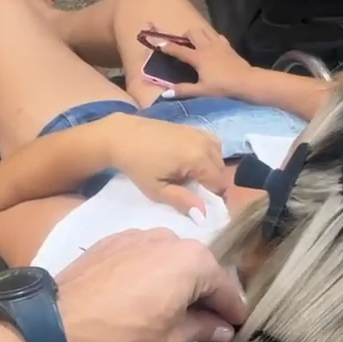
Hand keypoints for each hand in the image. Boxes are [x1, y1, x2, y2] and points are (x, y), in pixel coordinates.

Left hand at [54, 228, 247, 341]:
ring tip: (172, 316)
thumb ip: (202, 328)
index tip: (237, 330)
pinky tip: (144, 300)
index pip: (225, 288)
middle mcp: (170, 238)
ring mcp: (139, 236)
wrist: (58, 322)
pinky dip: (152, 277)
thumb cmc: (122, 335)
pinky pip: (145, 259)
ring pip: (172, 263)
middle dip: (206, 300)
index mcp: (193, 260)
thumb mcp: (170, 340)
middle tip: (205, 331)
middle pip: (200, 271)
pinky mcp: (113, 242)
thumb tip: (222, 328)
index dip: (233, 313)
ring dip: (178, 286)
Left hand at [104, 115, 227, 216]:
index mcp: (198, 158)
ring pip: (218, 154)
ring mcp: (199, 132)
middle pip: (220, 168)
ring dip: (210, 166)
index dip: (213, 195)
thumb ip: (182, 201)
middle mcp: (204, 143)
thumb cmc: (138, 165)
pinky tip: (189, 159)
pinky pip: (211, 142)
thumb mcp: (158, 189)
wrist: (122, 136)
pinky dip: (206, 153)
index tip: (199, 200)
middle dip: (211, 181)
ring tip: (190, 174)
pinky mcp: (192, 127)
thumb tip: (204, 215)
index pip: (219, 182)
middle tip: (191, 188)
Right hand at [153, 25, 252, 100]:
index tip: (158, 43)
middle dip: (185, 36)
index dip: (167, 46)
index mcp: (198, 57)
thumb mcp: (202, 91)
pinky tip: (211, 46)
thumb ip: (183, 90)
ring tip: (196, 43)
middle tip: (183, 45)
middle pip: (192, 32)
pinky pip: (216, 35)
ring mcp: (218, 43)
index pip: (179, 50)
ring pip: (204, 30)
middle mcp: (206, 46)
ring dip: (197, 33)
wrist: (245, 81)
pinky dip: (210, 37)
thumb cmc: (222, 87)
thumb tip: (165, 94)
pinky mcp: (227, 45)